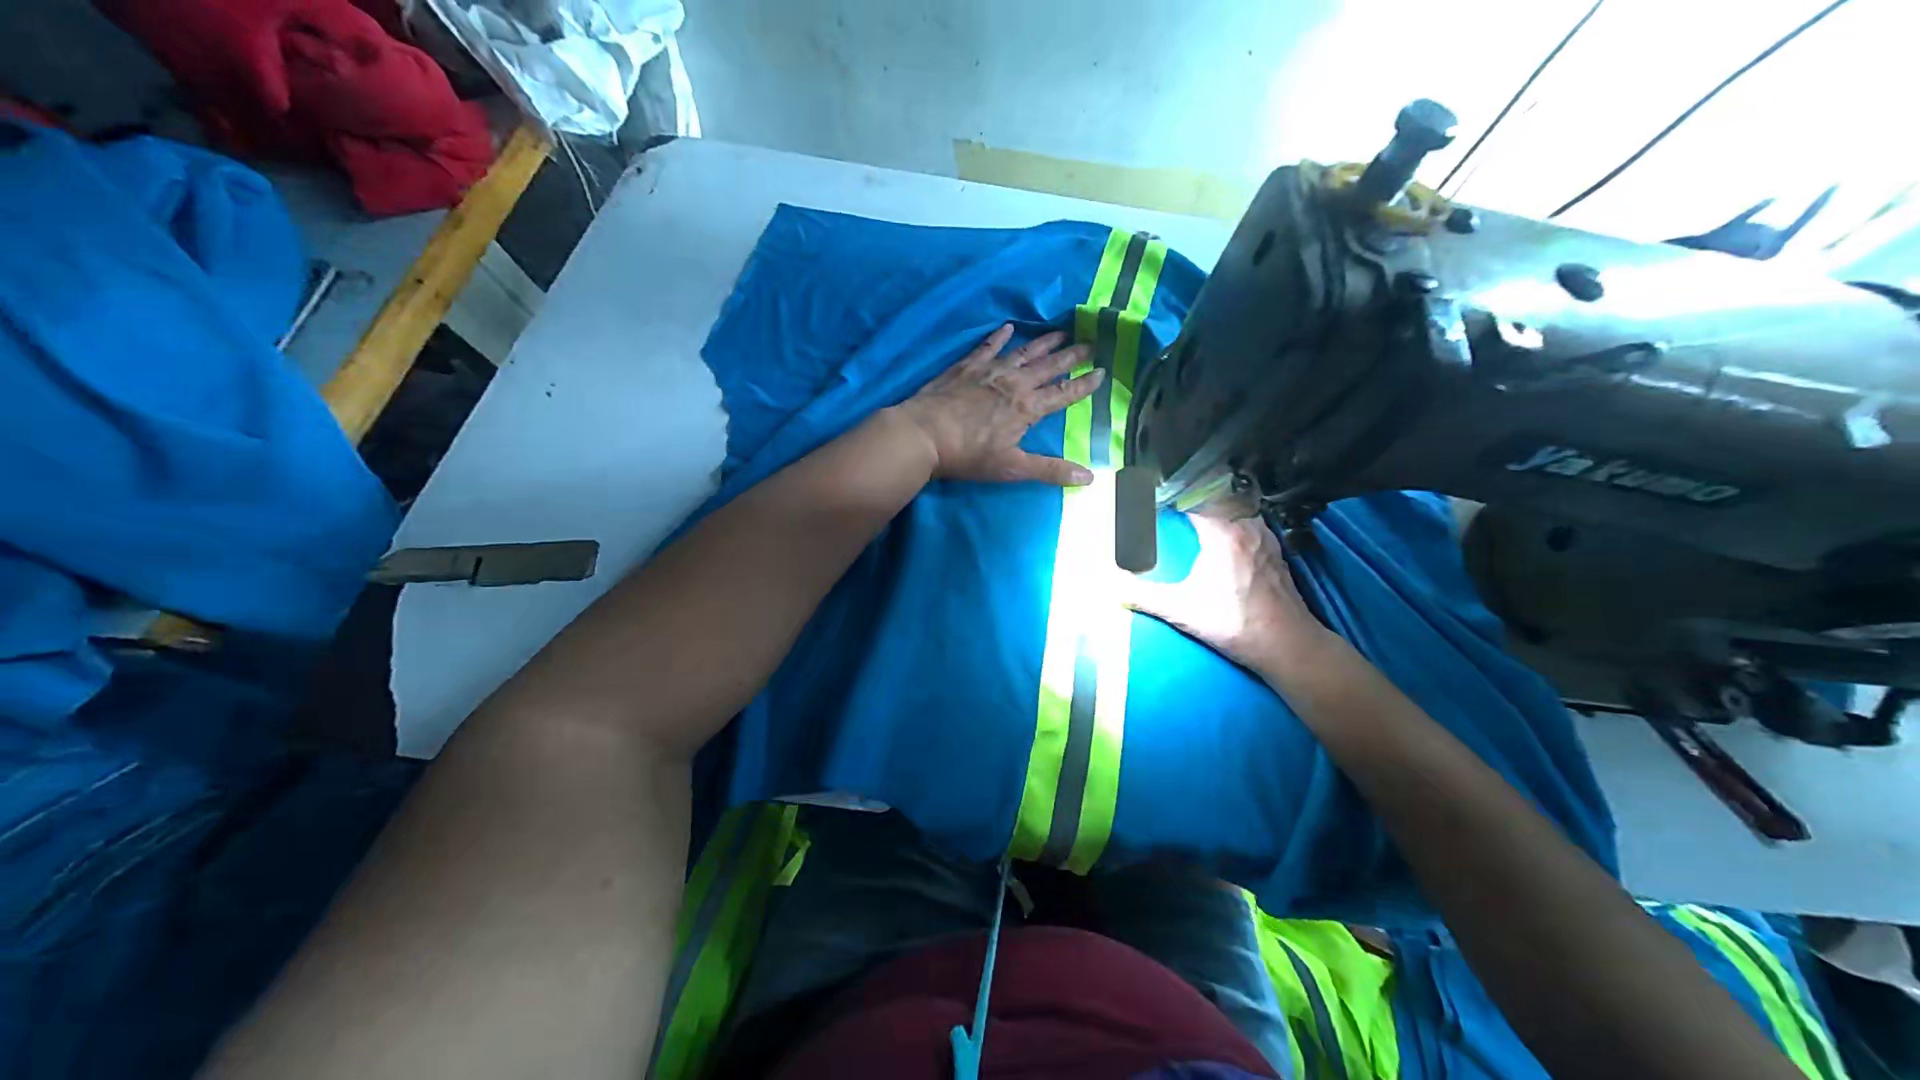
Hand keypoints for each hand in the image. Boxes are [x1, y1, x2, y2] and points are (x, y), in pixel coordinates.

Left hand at [890, 325, 1102, 486]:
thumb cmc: (968, 455)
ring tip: (1060, 332)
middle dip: (1070, 356)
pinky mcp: (966, 367)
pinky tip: (1007, 327)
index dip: (1084, 385)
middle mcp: (1013, 383)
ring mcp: (989, 371)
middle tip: (1089, 343)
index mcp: (1027, 408)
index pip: (1063, 394)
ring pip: (1022, 352)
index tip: (1102, 371)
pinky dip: (998, 337)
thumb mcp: (1012, 467)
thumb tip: (1089, 477)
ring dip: (1043, 343)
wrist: (924, 434)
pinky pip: (987, 347)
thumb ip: (1050, 470)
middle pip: (1048, 367)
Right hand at [1119, 514, 1329, 671]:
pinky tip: (1222, 543)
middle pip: (1215, 500)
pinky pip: (1250, 525)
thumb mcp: (1182, 611)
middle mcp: (1248, 527)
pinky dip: (1234, 526)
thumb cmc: (1235, 625)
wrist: (1287, 645)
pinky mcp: (1276, 551)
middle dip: (1193, 503)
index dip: (1172, 500)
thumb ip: (1145, 597)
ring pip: (1236, 510)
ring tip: (1194, 524)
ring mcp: (1266, 537)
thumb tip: (1114, 589)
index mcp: (1224, 533)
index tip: (1154, 505)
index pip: (1192, 500)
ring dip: (1216, 512)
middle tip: (1172, 513)